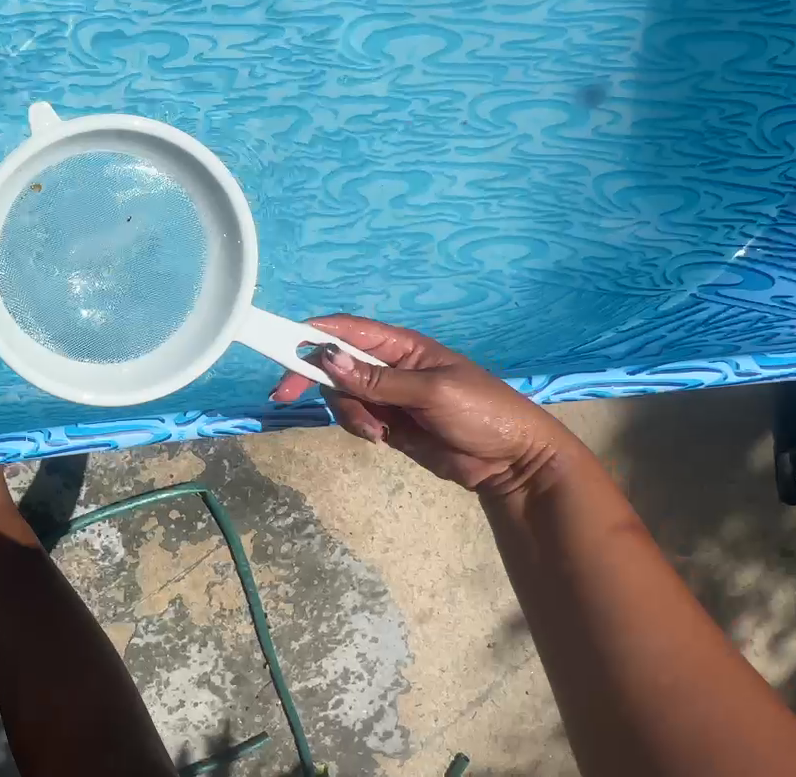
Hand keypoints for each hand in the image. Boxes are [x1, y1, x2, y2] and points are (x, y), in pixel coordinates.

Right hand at [267, 314, 568, 496]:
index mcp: (400, 346)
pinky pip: (352, 416)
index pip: (345, 330)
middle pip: (330, 362)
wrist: (515, 464)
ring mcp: (384, 394)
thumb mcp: (432, 393)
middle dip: (311, 377)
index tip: (280, 346)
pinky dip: (358, 427)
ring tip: (376, 431)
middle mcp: (385, 365)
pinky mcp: (384, 420)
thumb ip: (377, 379)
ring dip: (347, 411)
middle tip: (284, 394)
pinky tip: (381, 438)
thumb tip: (327, 358)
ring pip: (338, 393)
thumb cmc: (484, 414)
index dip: (310, 334)